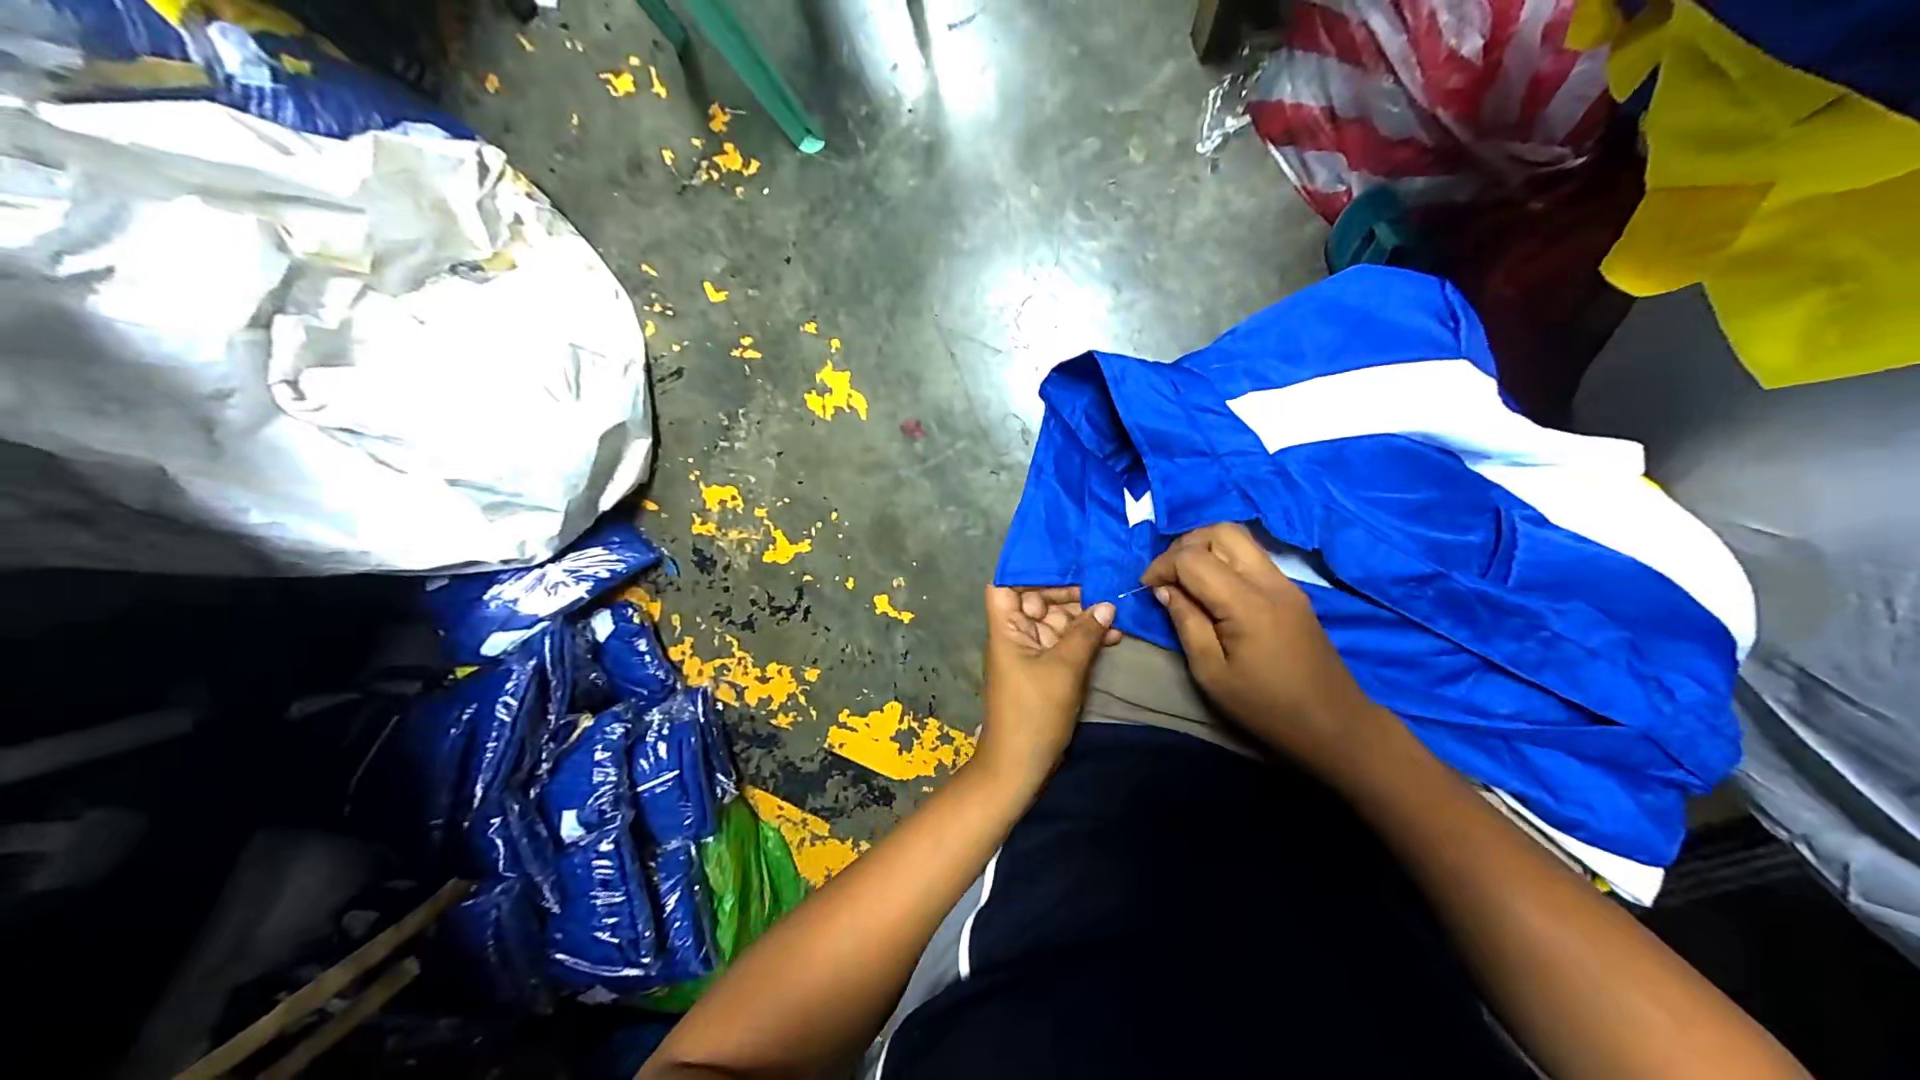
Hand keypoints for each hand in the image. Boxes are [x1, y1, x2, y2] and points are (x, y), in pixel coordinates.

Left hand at [975, 586, 1118, 787]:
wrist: (1020, 764)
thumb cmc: (1035, 711)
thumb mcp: (1064, 668)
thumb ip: (1085, 633)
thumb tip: (1106, 605)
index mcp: (1006, 628)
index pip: (1006, 585)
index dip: (1028, 572)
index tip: (1064, 565)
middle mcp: (1015, 634)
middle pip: (1036, 600)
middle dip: (1067, 594)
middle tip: (1102, 590)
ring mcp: (1030, 653)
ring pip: (1054, 622)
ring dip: (1081, 617)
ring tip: (1114, 614)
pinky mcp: (1044, 670)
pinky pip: (1062, 643)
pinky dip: (1082, 638)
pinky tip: (1111, 635)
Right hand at [1140, 524, 1394, 778]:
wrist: (1333, 723)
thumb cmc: (1265, 706)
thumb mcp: (1212, 673)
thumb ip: (1186, 623)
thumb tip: (1166, 589)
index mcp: (1246, 603)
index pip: (1194, 558)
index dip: (1162, 565)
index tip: (1146, 588)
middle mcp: (1269, 581)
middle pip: (1221, 531)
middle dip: (1184, 545)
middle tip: (1166, 576)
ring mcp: (1285, 583)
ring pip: (1239, 538)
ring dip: (1205, 547)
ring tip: (1185, 578)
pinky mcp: (1292, 591)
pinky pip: (1252, 555)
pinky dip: (1224, 558)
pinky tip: (1211, 586)